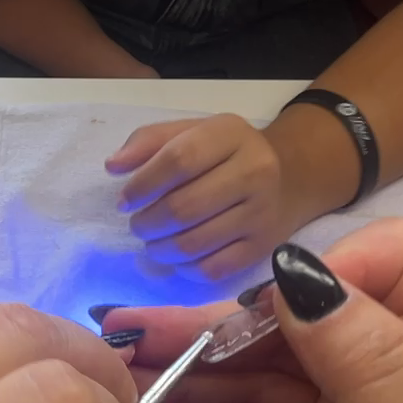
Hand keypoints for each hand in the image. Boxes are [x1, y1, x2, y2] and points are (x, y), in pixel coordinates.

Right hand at [103, 221, 402, 402]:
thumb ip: (375, 368)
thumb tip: (302, 274)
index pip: (400, 263)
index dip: (333, 271)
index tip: (264, 311)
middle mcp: (399, 368)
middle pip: (301, 320)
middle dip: (223, 329)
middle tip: (138, 335)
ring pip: (259, 372)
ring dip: (194, 375)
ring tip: (124, 376)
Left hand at [107, 114, 300, 280]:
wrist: (289, 177)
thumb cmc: (223, 155)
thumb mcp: (191, 133)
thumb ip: (149, 142)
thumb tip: (113, 165)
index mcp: (230, 135)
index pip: (178, 160)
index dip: (143, 185)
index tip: (125, 201)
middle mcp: (254, 172)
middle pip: (183, 208)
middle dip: (147, 224)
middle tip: (139, 225)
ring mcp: (261, 213)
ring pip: (194, 244)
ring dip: (160, 249)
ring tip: (154, 242)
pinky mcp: (261, 246)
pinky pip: (212, 269)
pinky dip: (185, 268)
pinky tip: (178, 257)